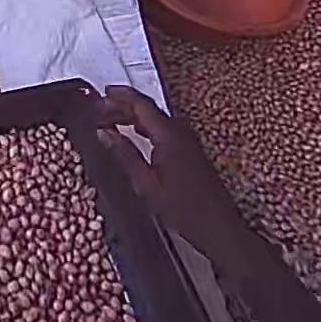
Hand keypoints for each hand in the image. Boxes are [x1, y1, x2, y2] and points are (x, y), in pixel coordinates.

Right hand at [97, 86, 255, 267]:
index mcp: (168, 135)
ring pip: (155, 119)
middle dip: (123, 106)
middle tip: (100, 110)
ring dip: (133, 117)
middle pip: (148, 109)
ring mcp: (187, 140)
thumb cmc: (183, 209)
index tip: (102, 93)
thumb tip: (104, 133)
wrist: (220, 228)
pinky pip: (163, 129)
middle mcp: (180, 131)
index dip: (121, 96)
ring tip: (110, 122)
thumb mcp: (146, 183)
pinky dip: (145, 127)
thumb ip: (124, 154)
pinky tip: (133, 136)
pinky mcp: (189, 150)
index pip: (141, 105)